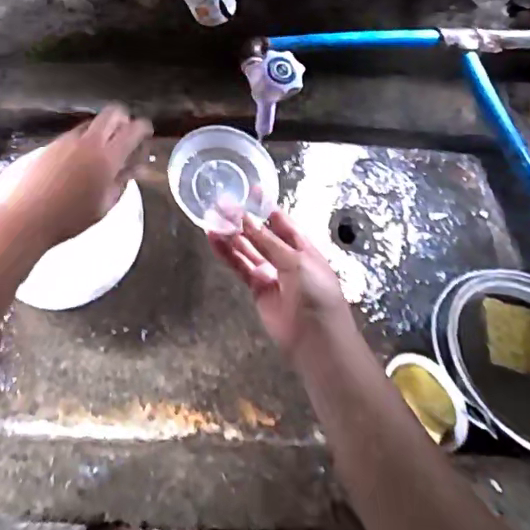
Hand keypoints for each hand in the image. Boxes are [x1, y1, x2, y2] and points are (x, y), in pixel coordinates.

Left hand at [0, 104, 151, 246]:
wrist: (28, 217)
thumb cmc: (71, 217)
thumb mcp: (105, 204)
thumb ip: (122, 181)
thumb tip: (136, 167)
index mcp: (107, 157)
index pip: (133, 129)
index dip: (144, 127)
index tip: (147, 133)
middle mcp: (89, 141)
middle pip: (112, 113)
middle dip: (124, 118)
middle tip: (127, 135)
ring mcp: (68, 139)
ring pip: (92, 122)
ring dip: (103, 128)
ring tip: (103, 150)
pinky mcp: (52, 144)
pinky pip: (76, 133)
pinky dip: (86, 138)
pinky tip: (81, 160)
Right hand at [206, 191, 357, 360]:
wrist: (318, 339)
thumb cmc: (317, 293)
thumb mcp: (296, 261)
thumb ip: (268, 240)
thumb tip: (245, 218)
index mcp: (303, 246)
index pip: (281, 221)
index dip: (265, 206)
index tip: (250, 189)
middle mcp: (285, 257)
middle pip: (260, 233)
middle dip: (242, 219)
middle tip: (220, 202)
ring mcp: (270, 272)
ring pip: (247, 248)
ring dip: (230, 234)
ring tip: (211, 217)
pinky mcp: (257, 288)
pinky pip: (240, 266)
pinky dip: (226, 253)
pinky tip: (213, 239)